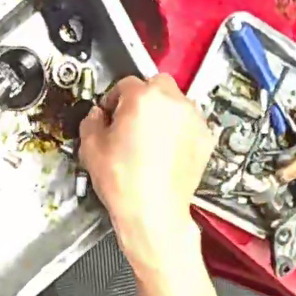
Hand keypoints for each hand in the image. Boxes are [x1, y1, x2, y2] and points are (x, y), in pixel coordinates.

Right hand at [78, 74, 212, 272]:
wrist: (153, 212)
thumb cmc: (126, 184)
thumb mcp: (91, 148)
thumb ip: (91, 121)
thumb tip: (96, 116)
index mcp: (142, 98)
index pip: (125, 83)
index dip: (114, 99)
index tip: (111, 111)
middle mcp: (172, 103)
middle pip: (156, 84)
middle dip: (142, 98)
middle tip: (130, 120)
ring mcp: (192, 120)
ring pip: (175, 102)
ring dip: (162, 113)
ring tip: (148, 138)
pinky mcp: (204, 138)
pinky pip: (189, 123)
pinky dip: (178, 130)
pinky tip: (163, 150)